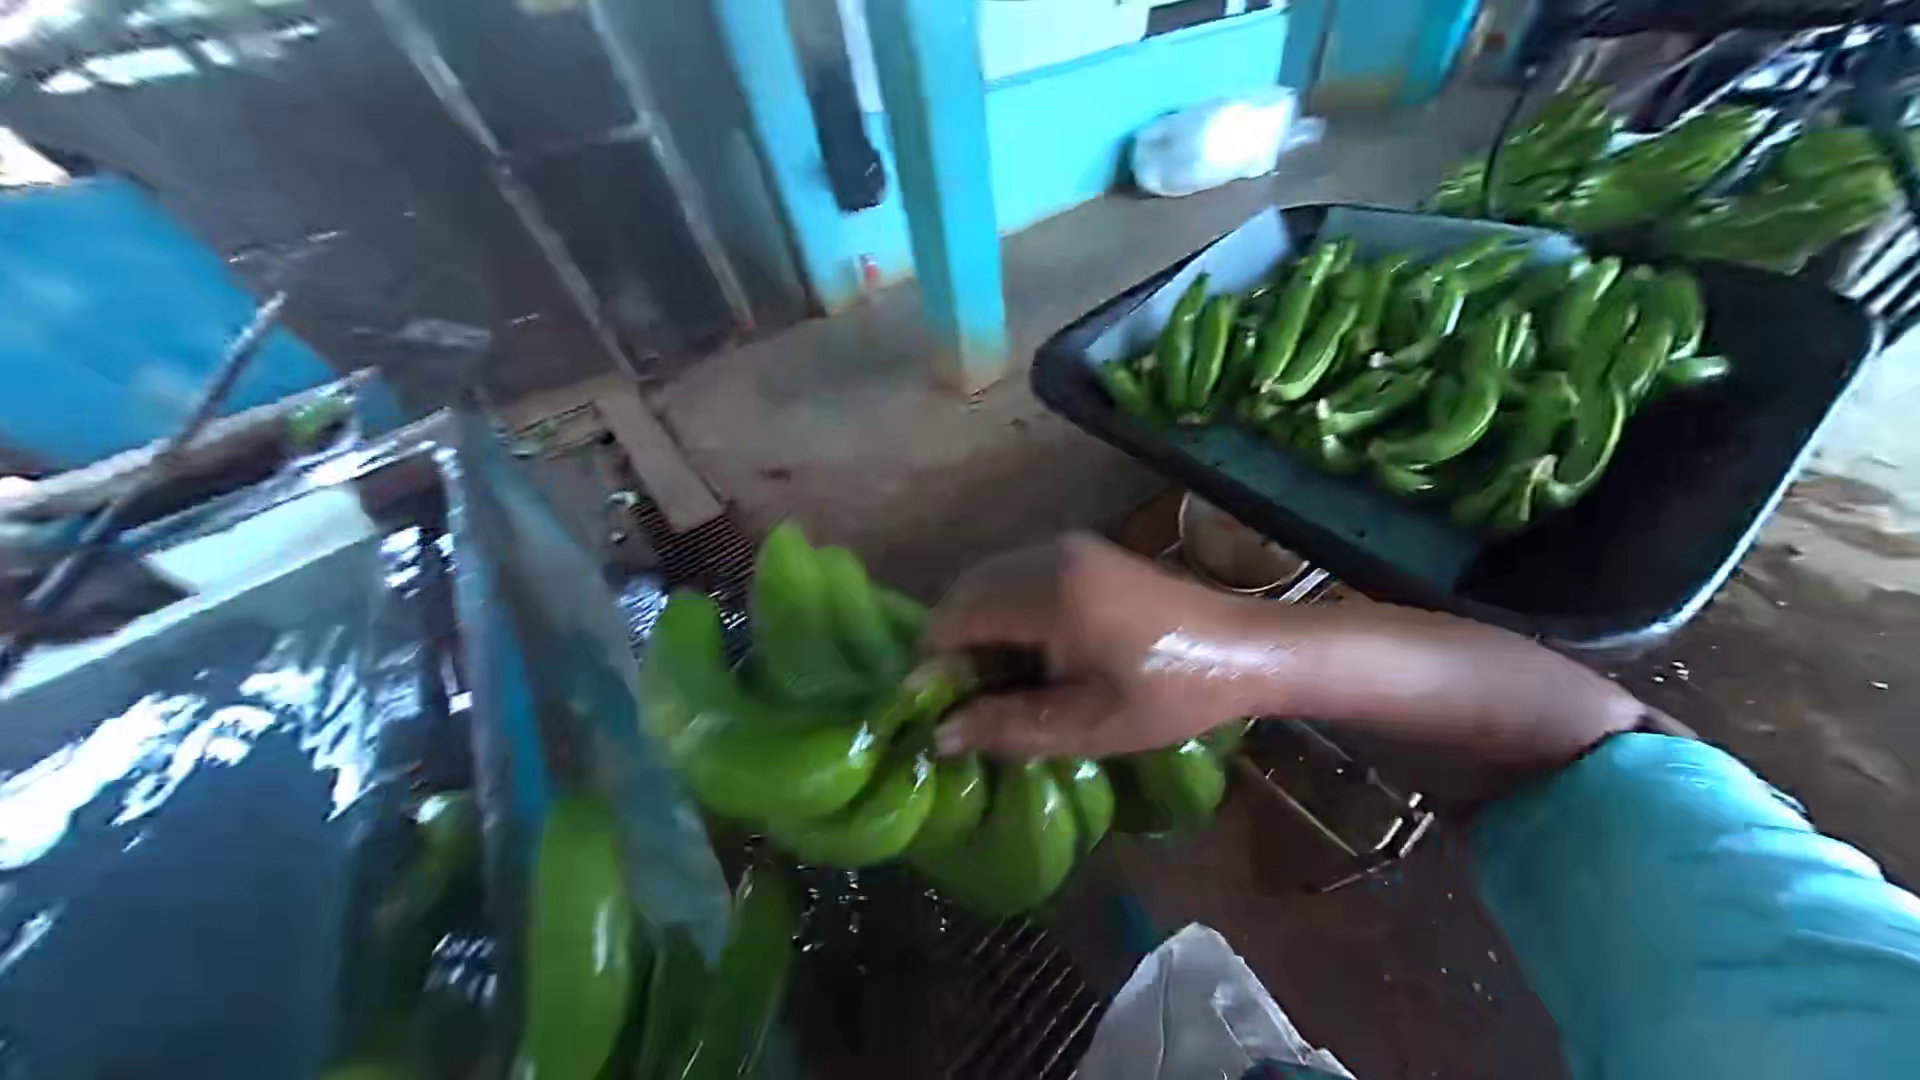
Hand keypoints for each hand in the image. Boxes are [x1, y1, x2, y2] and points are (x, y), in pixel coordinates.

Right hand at [925, 533, 1264, 757]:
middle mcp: (1049, 555)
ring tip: (999, 676)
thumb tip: (940, 734)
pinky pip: (1014, 573)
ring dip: (976, 624)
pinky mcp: (1079, 549)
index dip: (934, 663)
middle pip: (965, 591)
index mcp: (1052, 595)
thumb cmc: (1172, 695)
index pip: (956, 617)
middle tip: (970, 697)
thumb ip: (1010, 726)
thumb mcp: (1091, 725)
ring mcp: (1065, 545)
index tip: (938, 706)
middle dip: (953, 643)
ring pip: (987, 579)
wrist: (1243, 646)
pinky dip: (1001, 607)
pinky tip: (1028, 646)